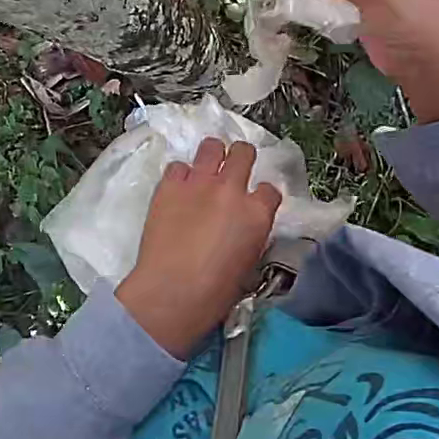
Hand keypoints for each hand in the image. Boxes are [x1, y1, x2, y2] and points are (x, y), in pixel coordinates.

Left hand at [117, 138, 280, 357]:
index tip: (253, 203)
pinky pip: (178, 166)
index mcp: (257, 213)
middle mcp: (230, 189)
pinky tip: (178, 189)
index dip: (261, 196)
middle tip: (232, 170)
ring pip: (211, 146)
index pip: (269, 189)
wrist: (172, 291)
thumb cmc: (215, 291)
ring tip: (206, 168)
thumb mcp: (249, 263)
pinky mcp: (169, 185)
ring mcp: (198, 183)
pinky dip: (180, 175)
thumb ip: (250, 234)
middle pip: (242, 152)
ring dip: (212, 154)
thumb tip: (242, 227)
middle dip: (241, 158)